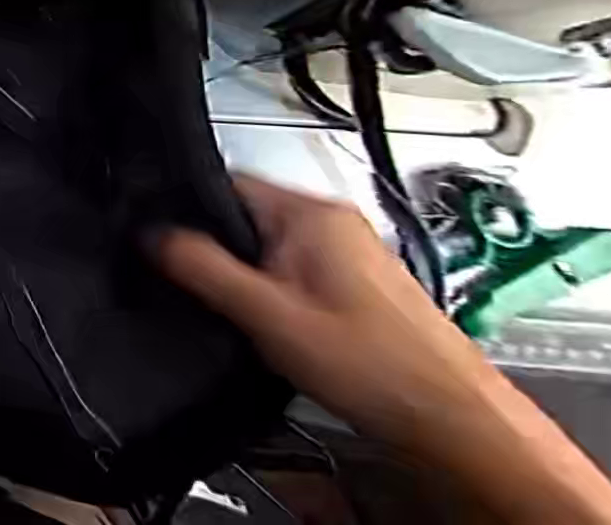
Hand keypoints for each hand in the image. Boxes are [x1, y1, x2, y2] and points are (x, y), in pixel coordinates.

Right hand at [148, 175, 505, 453]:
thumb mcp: (266, 313)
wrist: (460, 428)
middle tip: (211, 287)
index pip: (223, 182)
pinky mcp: (356, 280)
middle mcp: (333, 220)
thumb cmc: (376, 367)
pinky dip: (273, 287)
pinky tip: (277, 324)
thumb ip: (201, 266)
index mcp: (311, 212)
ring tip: (246, 311)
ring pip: (266, 243)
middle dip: (220, 248)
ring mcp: (348, 249)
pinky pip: (291, 265)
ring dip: (247, 272)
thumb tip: (150, 234)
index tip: (167, 239)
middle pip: (243, 214)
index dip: (187, 208)